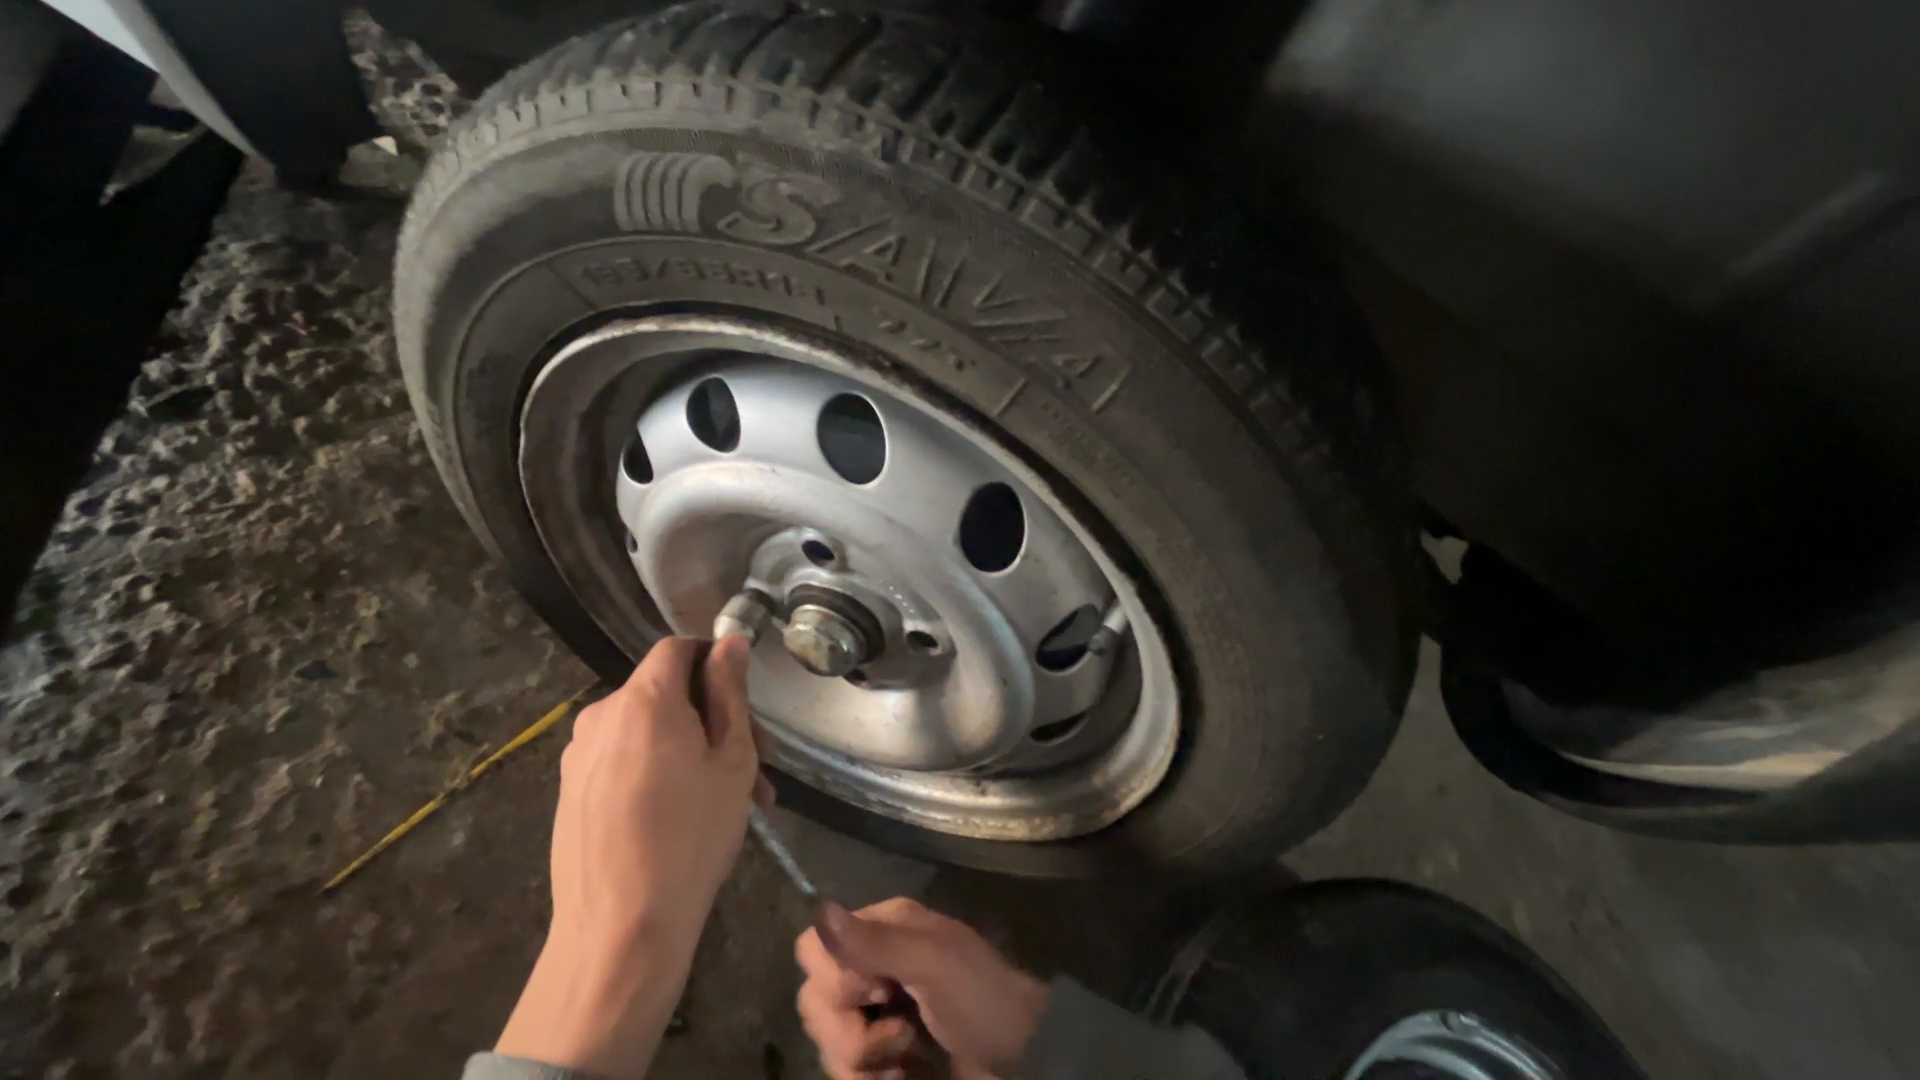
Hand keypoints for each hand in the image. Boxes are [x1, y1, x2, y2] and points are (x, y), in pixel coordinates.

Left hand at [495, 635, 761, 1076]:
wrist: (620, 929)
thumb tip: (730, 642)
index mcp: (642, 700)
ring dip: (693, 751)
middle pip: (666, 693)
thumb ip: (731, 694)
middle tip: (760, 768)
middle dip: (716, 720)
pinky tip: (687, 816)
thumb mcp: (732, 760)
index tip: (748, 704)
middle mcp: (601, 716)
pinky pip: (625, 761)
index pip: (678, 649)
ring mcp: (579, 756)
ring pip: (649, 732)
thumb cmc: (691, 837)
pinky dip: (660, 772)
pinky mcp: (570, 791)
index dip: (716, 663)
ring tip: (732, 802)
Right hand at [795, 897, 1049, 1079]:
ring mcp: (875, 1013)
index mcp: (883, 931)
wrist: (1023, 1060)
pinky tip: (900, 1077)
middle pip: (814, 998)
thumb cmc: (982, 1001)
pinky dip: (865, 1079)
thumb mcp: (933, 964)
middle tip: (898, 1035)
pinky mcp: (880, 1055)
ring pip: (826, 1039)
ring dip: (860, 1059)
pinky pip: (842, 1068)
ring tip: (904, 1059)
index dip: (834, 977)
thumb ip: (875, 941)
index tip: (875, 990)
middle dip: (847, 1030)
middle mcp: (872, 966)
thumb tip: (819, 906)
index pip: (813, 947)